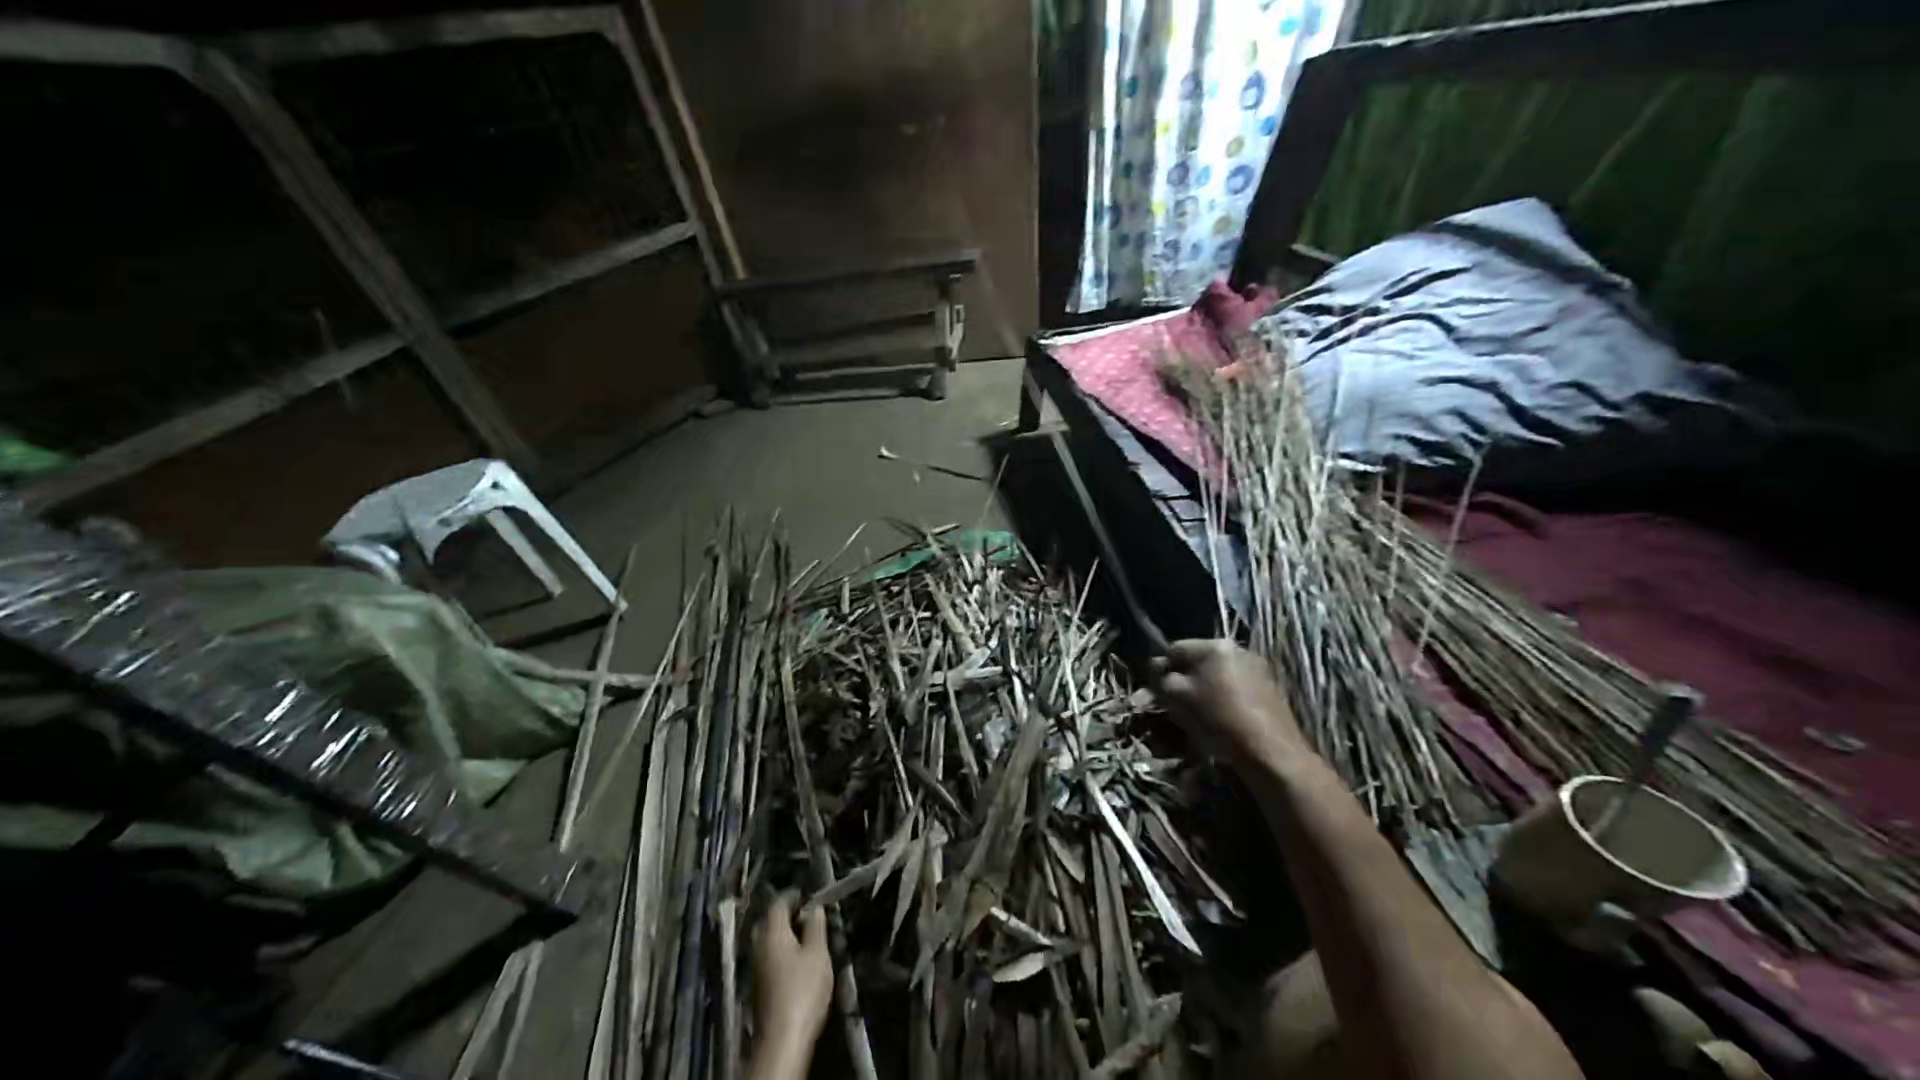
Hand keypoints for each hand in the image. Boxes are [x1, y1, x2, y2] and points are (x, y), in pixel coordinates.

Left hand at [752, 891, 833, 1052]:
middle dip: (788, 913)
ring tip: (807, 935)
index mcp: (771, 932)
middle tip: (810, 913)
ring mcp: (755, 965)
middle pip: (770, 920)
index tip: (810, 893)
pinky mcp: (758, 984)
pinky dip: (782, 949)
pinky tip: (797, 958)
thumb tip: (813, 907)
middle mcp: (758, 944)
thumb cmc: (802, 989)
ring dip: (785, 932)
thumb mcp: (817, 953)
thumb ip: (815, 926)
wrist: (782, 1039)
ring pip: (769, 939)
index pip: (778, 902)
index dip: (794, 894)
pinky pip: (769, 955)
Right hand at [1151, 640, 1310, 768]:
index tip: (1154, 693)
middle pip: (1198, 664)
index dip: (1160, 670)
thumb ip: (1160, 678)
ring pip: (1216, 679)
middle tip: (1173, 708)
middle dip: (1182, 684)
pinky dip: (1222, 704)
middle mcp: (1240, 651)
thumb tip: (1155, 668)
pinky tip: (1219, 725)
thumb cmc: (1219, 719)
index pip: (1175, 649)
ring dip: (1202, 695)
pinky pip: (1234, 692)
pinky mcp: (1271, 692)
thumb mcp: (1177, 697)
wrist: (1271, 753)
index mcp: (1216, 646)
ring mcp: (1259, 671)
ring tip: (1195, 720)